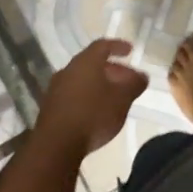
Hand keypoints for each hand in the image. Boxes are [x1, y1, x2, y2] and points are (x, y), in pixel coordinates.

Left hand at [36, 39, 147, 155]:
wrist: (56, 146)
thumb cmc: (93, 114)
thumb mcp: (123, 98)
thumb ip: (134, 84)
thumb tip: (142, 76)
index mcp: (86, 62)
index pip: (103, 45)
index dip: (118, 46)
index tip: (130, 51)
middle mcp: (68, 70)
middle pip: (92, 64)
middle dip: (112, 70)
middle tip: (127, 80)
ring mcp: (56, 90)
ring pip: (82, 80)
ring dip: (99, 85)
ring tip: (114, 98)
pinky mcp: (50, 108)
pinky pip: (73, 95)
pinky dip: (88, 97)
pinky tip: (97, 112)